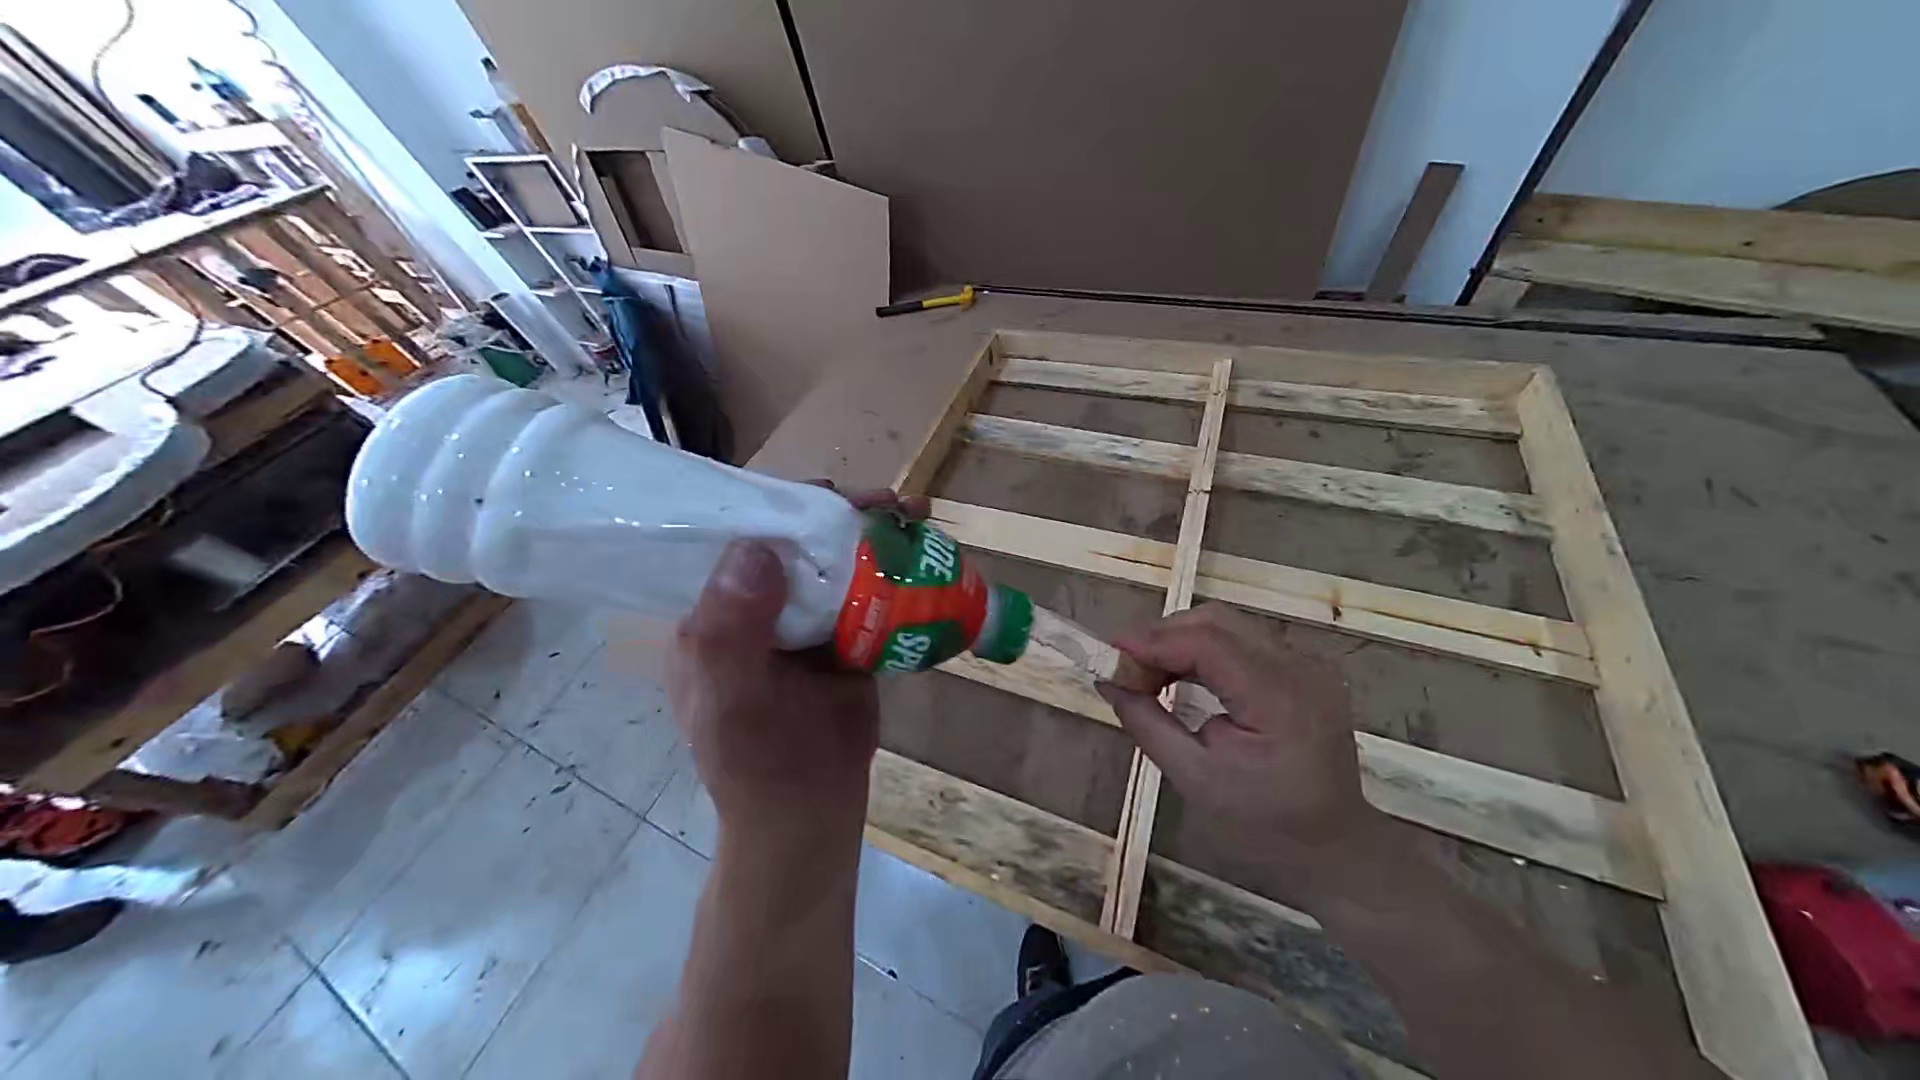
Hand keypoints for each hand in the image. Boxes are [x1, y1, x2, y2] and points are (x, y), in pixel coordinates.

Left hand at [666, 485, 923, 844]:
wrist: (808, 815)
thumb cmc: (757, 764)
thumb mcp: (731, 700)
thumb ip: (731, 630)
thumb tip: (757, 549)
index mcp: (713, 611)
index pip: (740, 539)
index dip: (785, 508)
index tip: (831, 495)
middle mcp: (756, 608)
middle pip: (799, 543)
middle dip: (843, 516)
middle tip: (888, 505)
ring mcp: (803, 622)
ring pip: (838, 563)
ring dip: (876, 536)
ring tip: (916, 517)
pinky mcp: (842, 638)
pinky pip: (869, 595)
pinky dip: (897, 573)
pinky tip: (928, 558)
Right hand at [1096, 604, 1380, 869]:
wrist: (1333, 844)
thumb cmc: (1264, 822)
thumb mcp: (1195, 779)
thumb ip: (1148, 724)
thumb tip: (1108, 682)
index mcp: (1280, 699)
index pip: (1207, 644)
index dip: (1152, 640)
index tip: (1110, 653)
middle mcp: (1300, 667)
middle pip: (1216, 621)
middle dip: (1161, 635)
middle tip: (1126, 666)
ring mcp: (1307, 663)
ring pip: (1227, 624)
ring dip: (1179, 639)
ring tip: (1148, 672)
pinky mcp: (1303, 666)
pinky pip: (1241, 639)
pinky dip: (1202, 648)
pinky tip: (1181, 673)